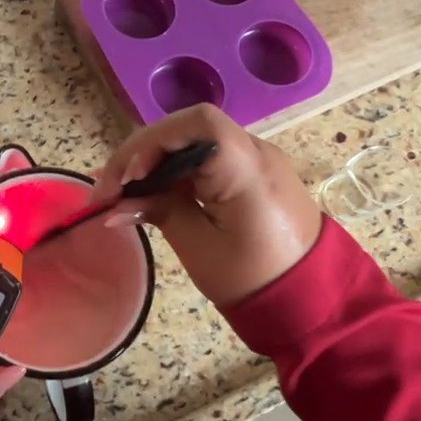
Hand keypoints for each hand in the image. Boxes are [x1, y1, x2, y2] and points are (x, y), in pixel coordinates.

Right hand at [91, 104, 323, 306]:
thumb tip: (115, 206)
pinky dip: (174, 169)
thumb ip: (158, 212)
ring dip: (154, 161)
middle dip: (141, 154)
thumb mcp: (198, 246)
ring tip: (123, 194)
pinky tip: (152, 193)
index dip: (151, 142)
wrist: (310, 296)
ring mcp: (256, 159)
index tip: (126, 178)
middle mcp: (255, 151)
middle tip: (109, 192)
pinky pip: (207, 157)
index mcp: (245, 167)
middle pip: (186, 129)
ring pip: (193, 141)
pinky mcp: (253, 173)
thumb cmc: (252, 277)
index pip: (194, 124)